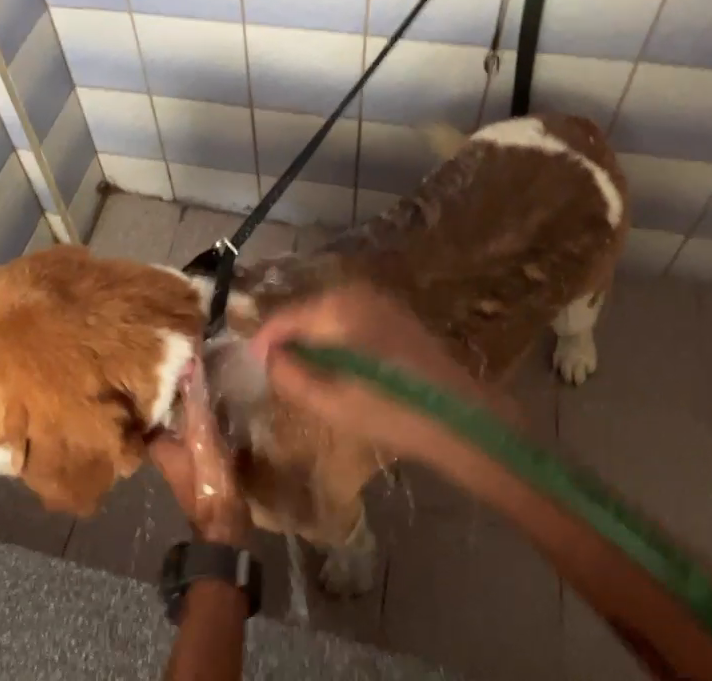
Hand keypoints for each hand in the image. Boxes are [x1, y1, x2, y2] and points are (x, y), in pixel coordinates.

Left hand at [148, 365, 250, 546]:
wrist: (225, 523)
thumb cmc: (207, 480)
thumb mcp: (202, 436)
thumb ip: (195, 402)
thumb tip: (188, 362)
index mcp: (155, 441)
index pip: (150, 402)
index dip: (158, 380)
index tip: (168, 356)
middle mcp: (162, 446)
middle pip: (167, 409)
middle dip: (176, 387)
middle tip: (190, 358)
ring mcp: (180, 454)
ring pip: (182, 419)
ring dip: (191, 401)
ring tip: (206, 373)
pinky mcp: (198, 459)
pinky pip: (197, 429)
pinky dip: (203, 416)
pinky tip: (218, 401)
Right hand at [246, 284, 513, 466]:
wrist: (461, 418)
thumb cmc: (390, 410)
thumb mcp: (329, 400)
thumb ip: (289, 374)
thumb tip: (268, 356)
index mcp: (336, 307)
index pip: (283, 316)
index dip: (263, 341)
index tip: (250, 365)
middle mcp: (356, 293)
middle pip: (306, 312)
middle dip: (288, 339)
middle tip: (275, 373)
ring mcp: (380, 302)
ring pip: (328, 317)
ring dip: (312, 341)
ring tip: (304, 374)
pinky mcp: (397, 318)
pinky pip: (351, 323)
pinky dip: (336, 342)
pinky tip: (339, 371)